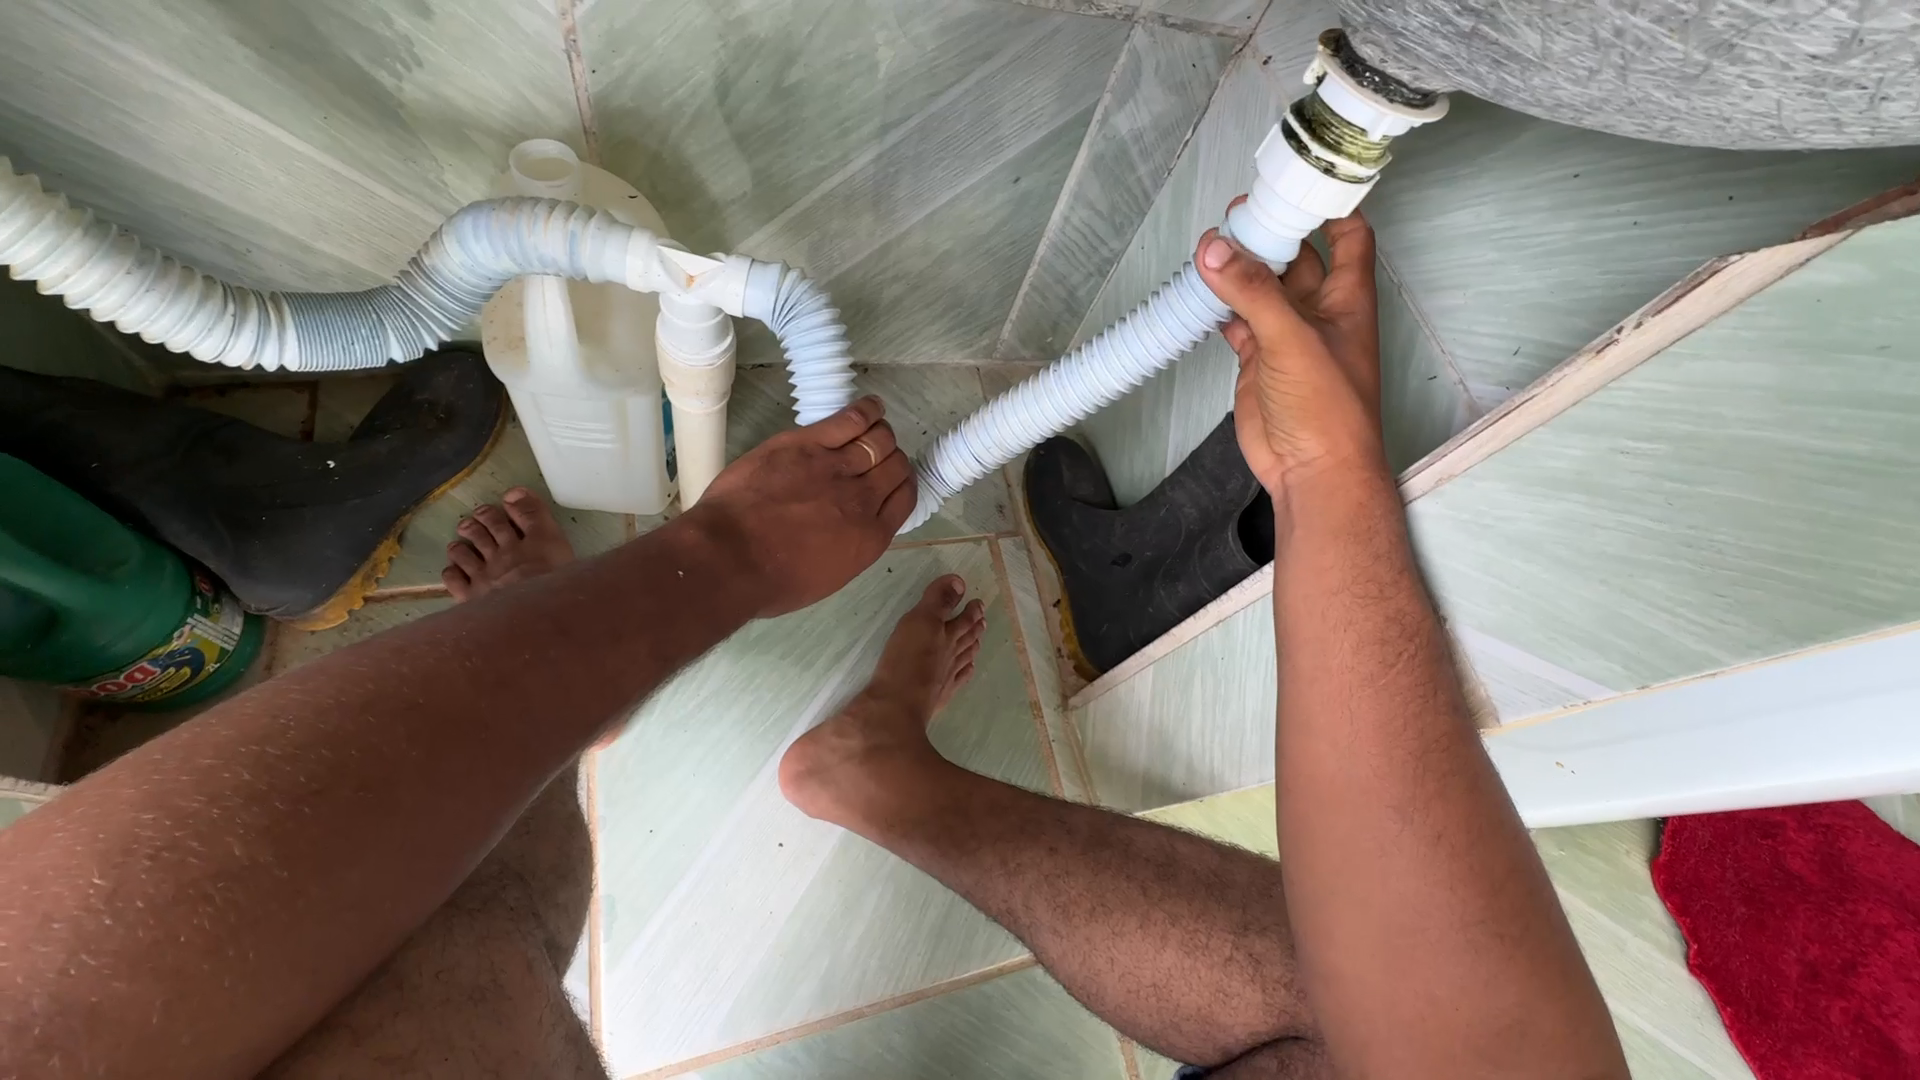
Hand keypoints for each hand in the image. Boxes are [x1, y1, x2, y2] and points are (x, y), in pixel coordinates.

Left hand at [688, 395, 915, 617]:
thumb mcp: (827, 577)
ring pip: (879, 440)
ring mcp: (837, 467)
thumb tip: (851, 529)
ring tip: (876, 427)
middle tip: (876, 455)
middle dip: (890, 458)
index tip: (891, 480)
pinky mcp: (808, 444)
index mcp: (870, 537)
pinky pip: (851, 419)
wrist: (729, 559)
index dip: (901, 484)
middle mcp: (863, 499)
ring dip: (881, 433)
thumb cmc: (770, 581)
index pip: (904, 498)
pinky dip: (867, 410)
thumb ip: (849, 548)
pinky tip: (872, 407)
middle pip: (894, 466)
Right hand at [1194, 207, 1388, 497]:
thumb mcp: (1291, 338)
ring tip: (1210, 248)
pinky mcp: (1259, 363)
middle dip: (1270, 233)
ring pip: (1261, 290)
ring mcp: (1286, 338)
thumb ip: (1252, 291)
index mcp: (1345, 297)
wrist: (1311, 468)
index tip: (1298, 181)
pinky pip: (1239, 324)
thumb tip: (1214, 249)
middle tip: (1235, 213)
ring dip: (1240, 271)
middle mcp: (1318, 311)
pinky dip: (1222, 310)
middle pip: (1295, 257)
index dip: (1329, 205)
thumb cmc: (1327, 406)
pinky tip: (1205, 297)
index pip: (1348, 234)